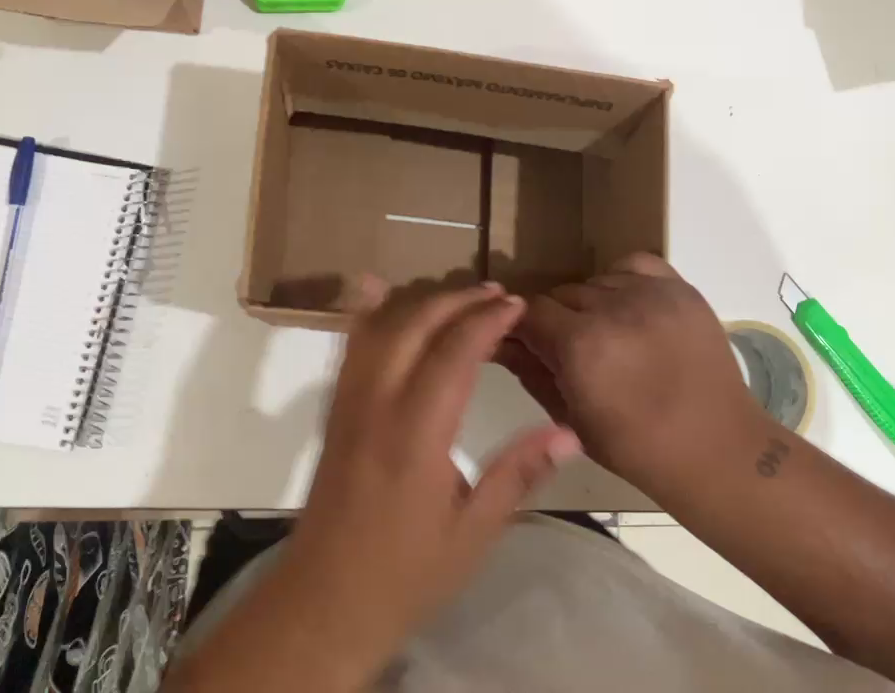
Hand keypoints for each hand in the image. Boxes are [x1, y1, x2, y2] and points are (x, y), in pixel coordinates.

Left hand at [268, 280, 579, 683]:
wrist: (325, 601)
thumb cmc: (406, 574)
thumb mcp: (474, 533)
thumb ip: (518, 473)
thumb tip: (569, 432)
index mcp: (416, 435)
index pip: (453, 354)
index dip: (486, 321)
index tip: (517, 304)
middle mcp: (376, 406)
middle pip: (413, 326)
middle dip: (456, 301)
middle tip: (496, 294)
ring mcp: (347, 404)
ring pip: (378, 328)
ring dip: (419, 302)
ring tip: (458, 296)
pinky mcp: (333, 411)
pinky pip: (349, 347)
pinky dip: (369, 313)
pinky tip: (381, 294)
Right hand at [496, 254, 768, 504]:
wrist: (715, 449)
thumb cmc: (635, 447)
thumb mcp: (570, 416)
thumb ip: (531, 370)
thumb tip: (498, 340)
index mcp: (581, 345)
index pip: (530, 311)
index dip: (523, 327)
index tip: (527, 344)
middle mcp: (613, 309)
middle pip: (561, 294)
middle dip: (557, 320)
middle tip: (571, 351)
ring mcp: (652, 294)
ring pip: (595, 281)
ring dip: (590, 304)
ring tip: (607, 335)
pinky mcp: (681, 289)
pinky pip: (634, 265)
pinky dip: (623, 281)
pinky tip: (629, 309)